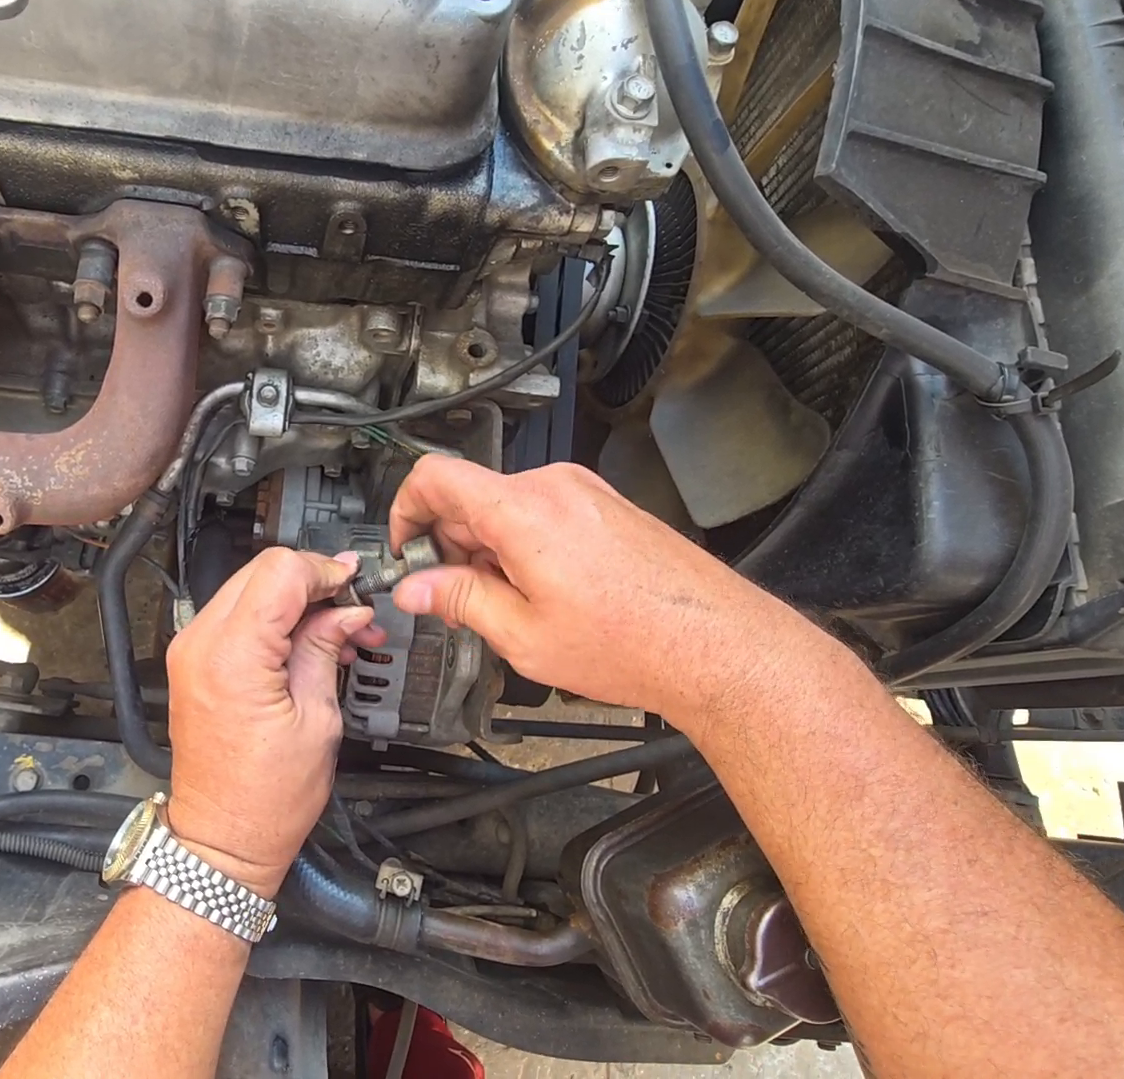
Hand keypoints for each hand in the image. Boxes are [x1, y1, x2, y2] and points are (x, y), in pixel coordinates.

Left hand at [163, 548, 384, 897]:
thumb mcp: (317, 719)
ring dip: (298, 601)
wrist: (220, 839)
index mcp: (233, 656)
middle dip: (314, 582)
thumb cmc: (263, 801)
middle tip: (354, 608)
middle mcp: (201, 645)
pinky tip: (309, 642)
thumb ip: (325, 649)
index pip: (280, 572)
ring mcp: (191, 651)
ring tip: (340, 634)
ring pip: (251, 587)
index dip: (325, 572)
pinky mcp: (194, 661)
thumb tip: (347, 611)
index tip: (354, 586)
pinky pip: (238, 616)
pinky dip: (275, 619)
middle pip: (263, 570)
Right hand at [387, 458, 853, 732]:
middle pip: (468, 496)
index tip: (408, 551)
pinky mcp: (603, 505)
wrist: (718, 646)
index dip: (405, 511)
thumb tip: (415, 588)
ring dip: (486, 548)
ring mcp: (583, 493)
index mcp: (523, 511)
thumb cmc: (635, 642)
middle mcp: (553, 487)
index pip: (434, 476)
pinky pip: (538, 512)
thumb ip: (457, 600)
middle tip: (455, 597)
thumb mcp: (522, 634)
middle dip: (449, 544)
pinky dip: (519, 545)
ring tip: (507, 604)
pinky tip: (539, 593)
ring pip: (503, 507)